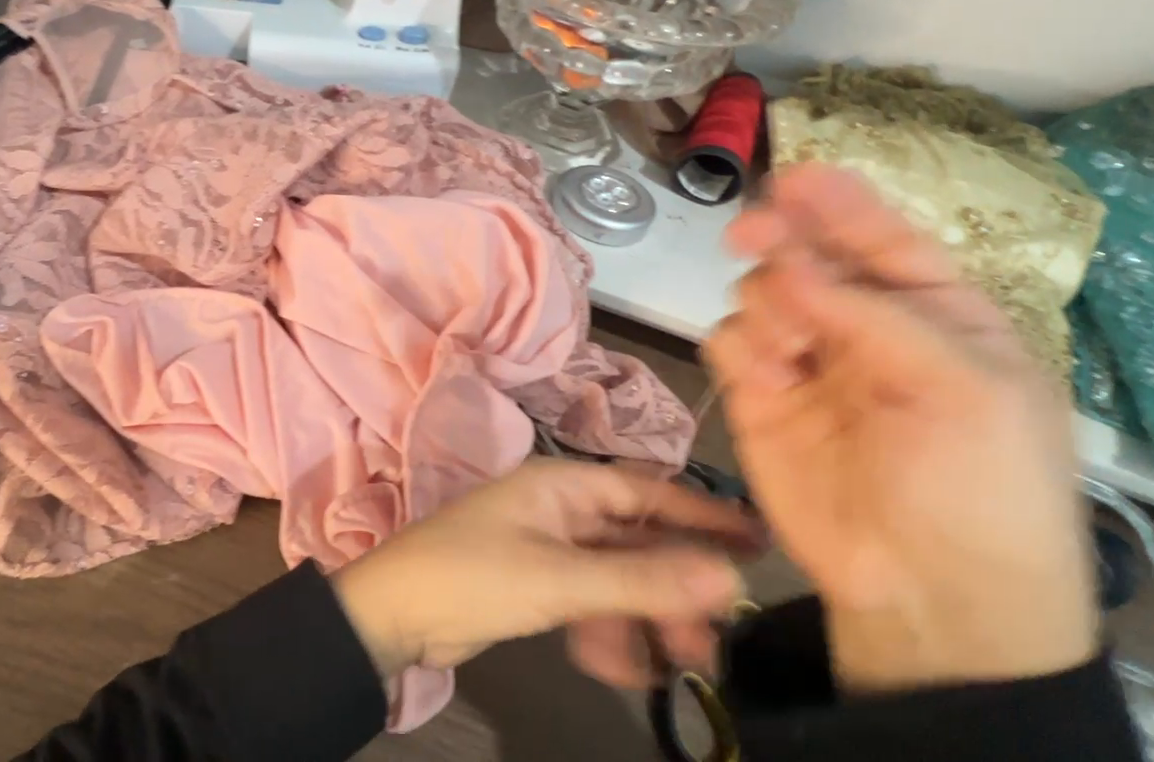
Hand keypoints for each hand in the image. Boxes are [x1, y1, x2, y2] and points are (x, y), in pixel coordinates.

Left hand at [329, 458, 761, 680]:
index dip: (702, 515)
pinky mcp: (534, 584)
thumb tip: (729, 579)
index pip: (647, 491)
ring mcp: (545, 547)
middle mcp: (558, 509)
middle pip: (637, 541)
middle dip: (676, 586)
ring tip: (678, 664)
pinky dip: (609, 631)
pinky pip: (590, 602)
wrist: (394, 614)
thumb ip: (642, 581)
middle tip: (717, 634)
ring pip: (616, 578)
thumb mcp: (560, 580)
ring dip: (646, 618)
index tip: (759, 541)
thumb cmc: (473, 577)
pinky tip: (620, 667)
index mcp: (560, 486)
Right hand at [706, 163, 1097, 690]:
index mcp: (935, 314)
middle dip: (779, 238)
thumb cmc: (975, 482)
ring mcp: (804, 360)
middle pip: (804, 255)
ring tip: (790, 349)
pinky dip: (739, 344)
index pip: (882, 239)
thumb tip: (786, 263)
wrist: (923, 585)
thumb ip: (873, 315)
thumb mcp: (962, 388)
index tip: (794, 177)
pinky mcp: (755, 394)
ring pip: (756, 292)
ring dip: (766, 304)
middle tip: (752, 233)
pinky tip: (766, 374)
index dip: (839, 204)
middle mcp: (863, 327)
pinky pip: (728, 341)